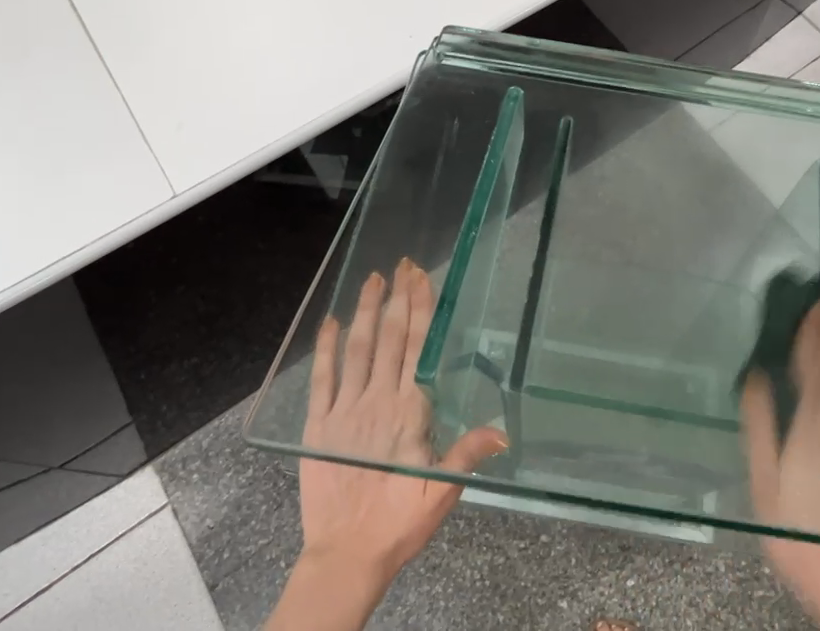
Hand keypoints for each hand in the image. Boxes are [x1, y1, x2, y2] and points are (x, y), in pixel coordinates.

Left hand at [266, 259, 505, 630]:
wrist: (346, 555)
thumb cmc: (400, 522)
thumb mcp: (443, 491)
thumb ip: (469, 454)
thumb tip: (502, 430)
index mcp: (409, 411)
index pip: (417, 347)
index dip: (420, 309)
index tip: (420, 278)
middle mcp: (377, 400)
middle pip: (390, 338)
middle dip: (398, 298)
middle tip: (403, 265)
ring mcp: (345, 409)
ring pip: (357, 349)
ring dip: (367, 311)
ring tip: (373, 279)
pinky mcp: (318, 425)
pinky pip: (323, 379)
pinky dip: (326, 348)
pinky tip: (331, 322)